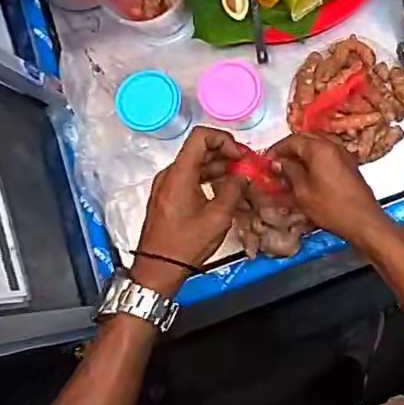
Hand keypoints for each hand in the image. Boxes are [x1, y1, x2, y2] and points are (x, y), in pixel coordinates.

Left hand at [133, 126, 247, 292]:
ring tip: (238, 181)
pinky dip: (206, 179)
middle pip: (198, 149)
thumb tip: (244, 174)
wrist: (159, 268)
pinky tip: (222, 191)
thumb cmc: (185, 245)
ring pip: (194, 164)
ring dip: (217, 168)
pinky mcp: (166, 196)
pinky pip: (188, 178)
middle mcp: (169, 175)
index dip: (224, 140)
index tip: (239, 155)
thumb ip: (234, 189)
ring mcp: (166, 185)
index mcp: (179, 174)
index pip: (200, 136)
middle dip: (224, 154)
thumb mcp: (218, 217)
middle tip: (244, 167)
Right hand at [270, 131, 394, 247]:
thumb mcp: (302, 191)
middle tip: (278, 162)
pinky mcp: (349, 164)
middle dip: (290, 148)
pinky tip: (308, 172)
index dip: (277, 149)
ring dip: (303, 151)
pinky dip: (315, 157)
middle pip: (306, 138)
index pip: (292, 140)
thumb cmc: (331, 207)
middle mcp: (333, 145)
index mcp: (319, 148)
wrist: (363, 220)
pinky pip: (328, 152)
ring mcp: (343, 153)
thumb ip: (289, 171)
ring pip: (318, 144)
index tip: (267, 161)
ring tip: (291, 167)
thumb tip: (279, 162)